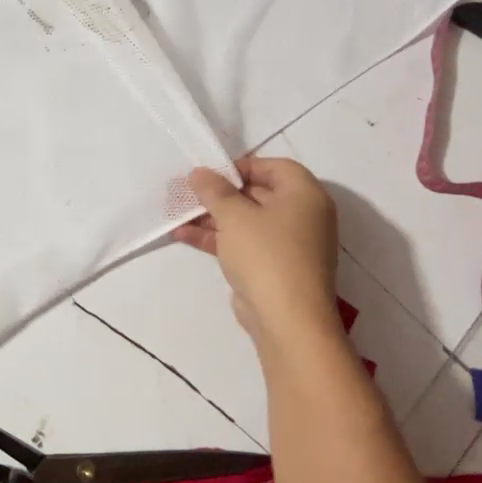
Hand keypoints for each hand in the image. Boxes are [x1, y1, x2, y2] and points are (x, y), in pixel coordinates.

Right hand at [172, 156, 340, 344]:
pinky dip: (216, 236)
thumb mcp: (234, 216)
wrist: (286, 317)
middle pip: (257, 192)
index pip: (274, 166)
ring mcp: (287, 242)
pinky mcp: (271, 263)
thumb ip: (214, 190)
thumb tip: (200, 173)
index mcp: (304, 196)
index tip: (209, 173)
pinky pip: (242, 240)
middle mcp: (301, 215)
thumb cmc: (266, 254)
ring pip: (245, 219)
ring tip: (176, 211)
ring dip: (211, 215)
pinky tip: (182, 233)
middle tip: (186, 190)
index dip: (241, 165)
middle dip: (218, 192)